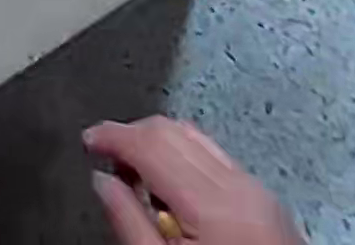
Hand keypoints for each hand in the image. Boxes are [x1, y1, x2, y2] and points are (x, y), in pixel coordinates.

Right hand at [84, 117, 303, 244]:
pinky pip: (212, 154)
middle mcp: (240, 187)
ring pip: (190, 135)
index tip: (87, 143)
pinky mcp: (267, 201)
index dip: (110, 135)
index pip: (149, 143)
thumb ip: (129, 223)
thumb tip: (102, 179)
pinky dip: (182, 154)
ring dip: (155, 142)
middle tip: (108, 162)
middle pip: (169, 130)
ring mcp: (258, 191)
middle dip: (130, 135)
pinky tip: (172, 187)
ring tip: (137, 176)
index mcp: (214, 208)